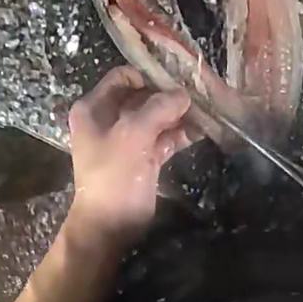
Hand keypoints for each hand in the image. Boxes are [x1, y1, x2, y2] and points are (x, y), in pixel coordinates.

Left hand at [65, 67, 193, 250]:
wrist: (110, 226)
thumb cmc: (113, 177)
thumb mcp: (132, 136)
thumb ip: (158, 109)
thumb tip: (183, 94)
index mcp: (95, 108)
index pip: (124, 78)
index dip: (150, 75)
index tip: (179, 76)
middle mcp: (109, 120)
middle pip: (144, 98)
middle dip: (171, 96)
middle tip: (200, 93)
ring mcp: (127, 141)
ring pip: (157, 119)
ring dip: (180, 115)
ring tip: (208, 110)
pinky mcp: (144, 160)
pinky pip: (164, 139)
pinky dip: (181, 135)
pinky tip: (203, 130)